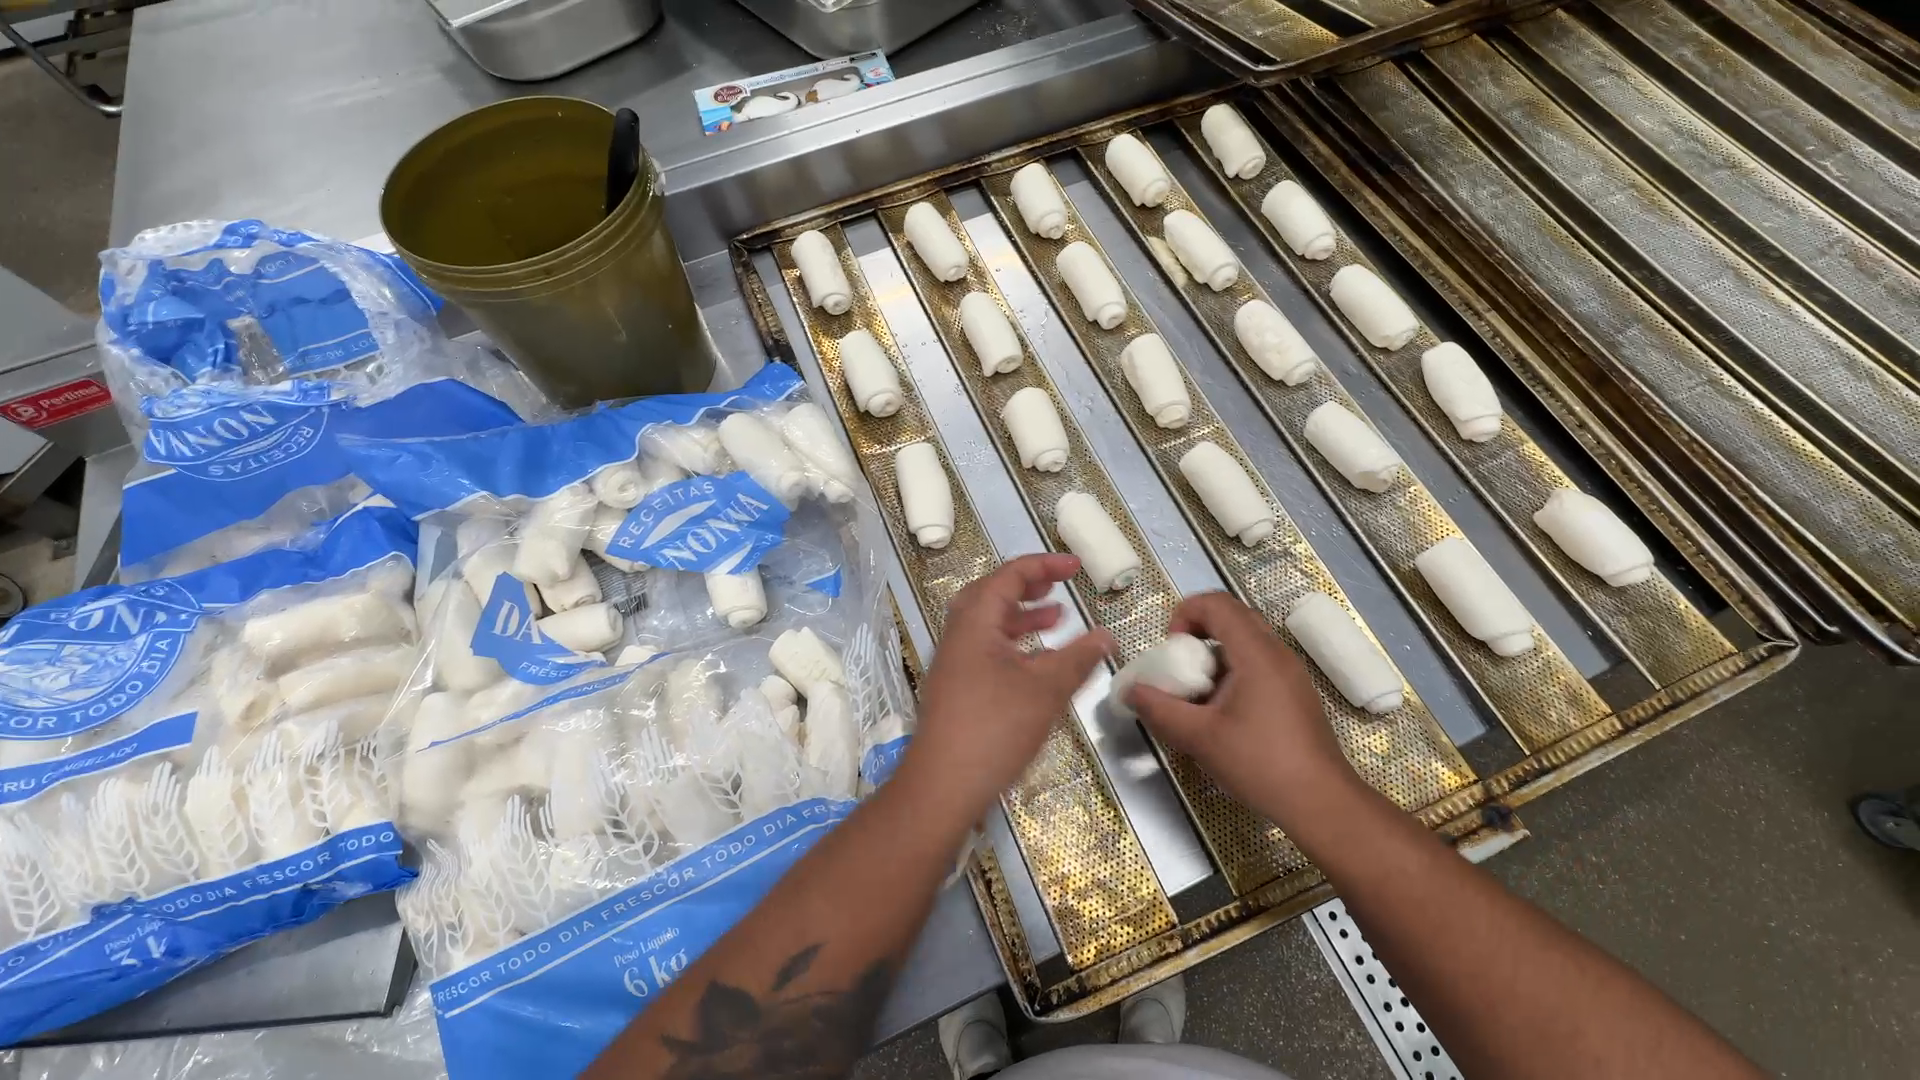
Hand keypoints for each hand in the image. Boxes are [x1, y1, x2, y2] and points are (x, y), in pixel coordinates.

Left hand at [904, 554, 1115, 813]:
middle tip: (1058, 586)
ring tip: (1057, 620)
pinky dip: (1015, 645)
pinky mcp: (956, 689)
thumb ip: (1077, 658)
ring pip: (989, 625)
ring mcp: (954, 663)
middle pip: (991, 595)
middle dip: (1027, 587)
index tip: (1075, 567)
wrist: (943, 785)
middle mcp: (958, 635)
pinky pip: (987, 650)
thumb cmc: (994, 729)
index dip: (1044, 565)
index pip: (1008, 576)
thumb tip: (1106, 635)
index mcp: (974, 622)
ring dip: (1022, 617)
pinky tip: (1039, 664)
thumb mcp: (1045, 689)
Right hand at [1130, 592, 1359, 824]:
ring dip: (1214, 655)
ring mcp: (1290, 673)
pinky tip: (1221, 712)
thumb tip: (1130, 691)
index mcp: (1256, 654)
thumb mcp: (1199, 737)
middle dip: (1198, 632)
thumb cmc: (1260, 763)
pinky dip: (1232, 672)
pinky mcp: (1294, 693)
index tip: (1171, 648)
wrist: (1321, 802)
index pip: (1217, 604)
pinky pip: (1258, 664)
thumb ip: (1159, 709)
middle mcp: (1276, 654)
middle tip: (1180, 665)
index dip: (1185, 613)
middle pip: (1232, 617)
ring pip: (1246, 642)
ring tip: (1197, 693)